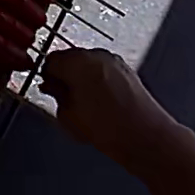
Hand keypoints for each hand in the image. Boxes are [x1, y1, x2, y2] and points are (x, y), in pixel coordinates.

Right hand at [39, 48, 185, 167]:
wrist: (147, 139)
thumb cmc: (111, 129)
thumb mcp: (68, 116)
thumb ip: (56, 95)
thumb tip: (52, 88)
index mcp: (76, 62)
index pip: (50, 61)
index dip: (47, 76)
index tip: (48, 89)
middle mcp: (95, 55)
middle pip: (68, 58)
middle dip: (64, 74)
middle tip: (63, 96)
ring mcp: (113, 61)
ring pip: (86, 63)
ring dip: (81, 76)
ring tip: (84, 102)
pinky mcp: (126, 70)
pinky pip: (102, 68)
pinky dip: (97, 79)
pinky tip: (100, 101)